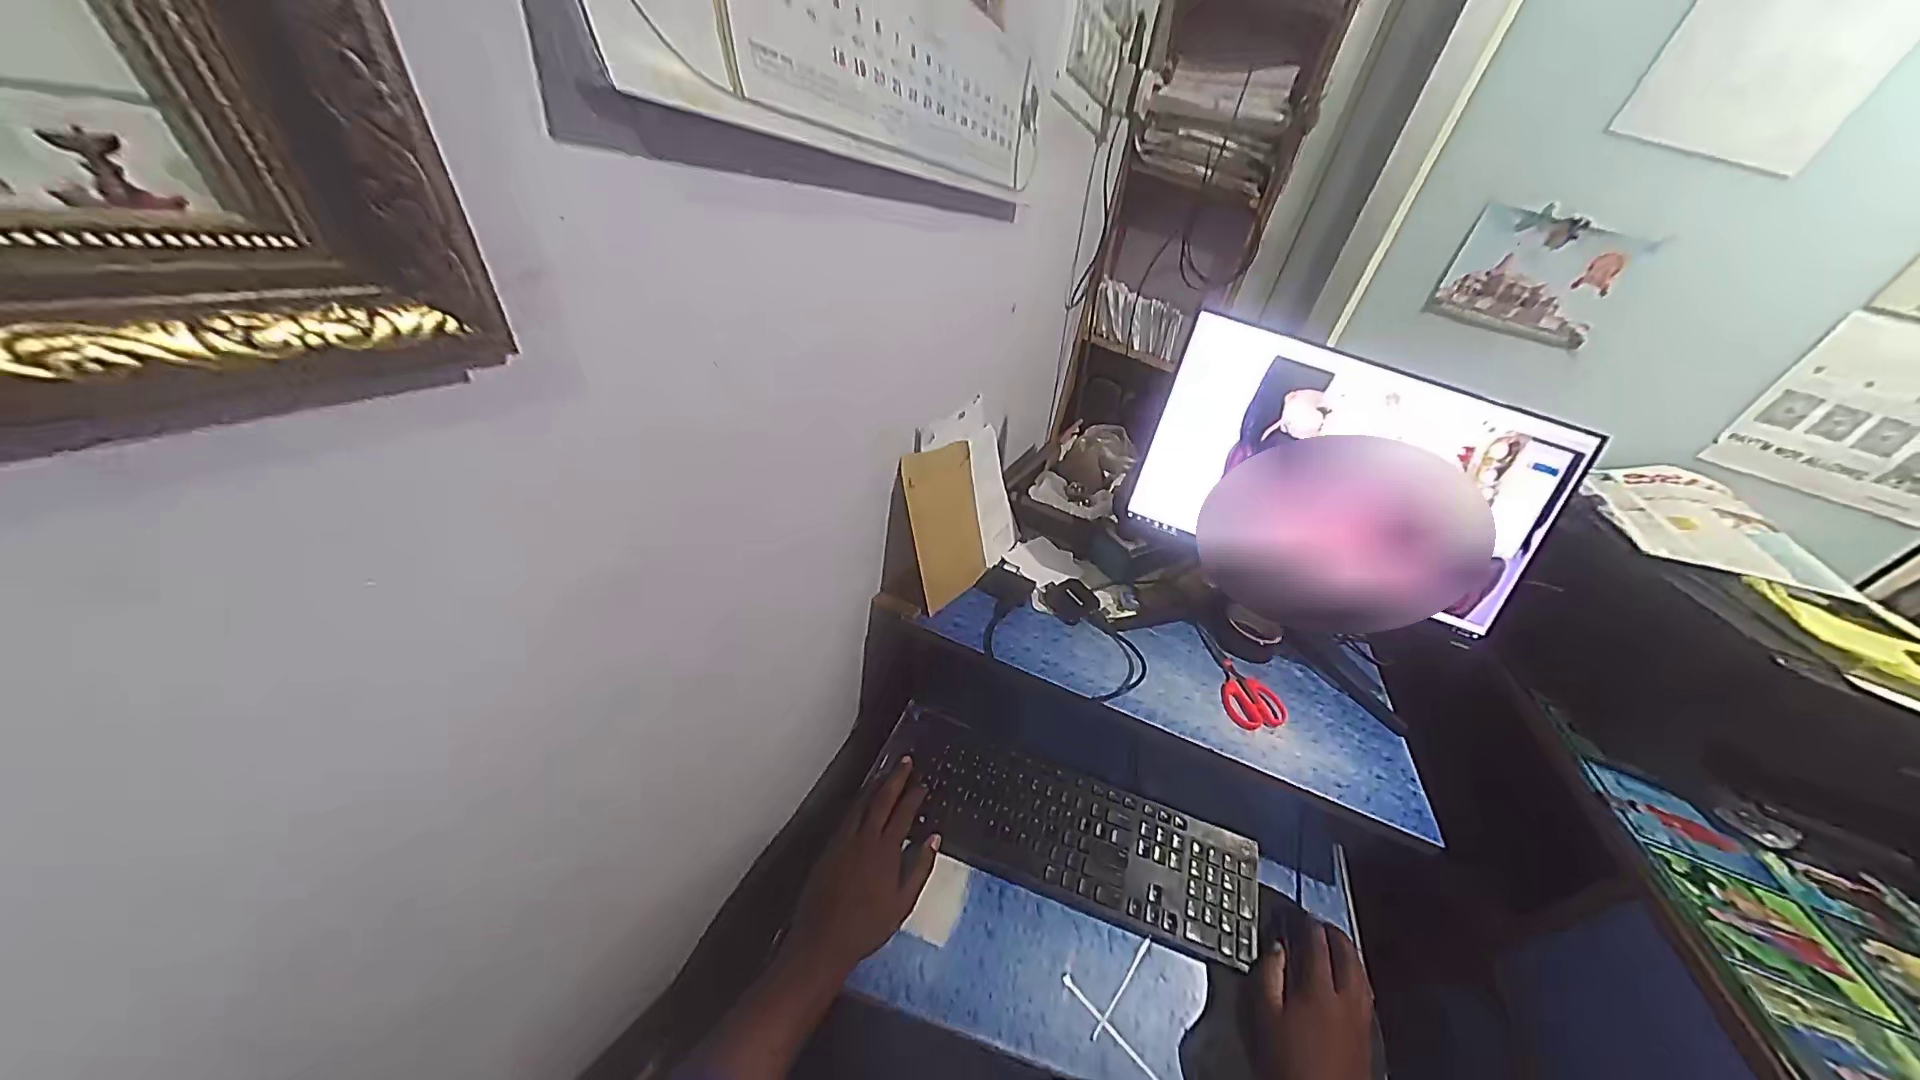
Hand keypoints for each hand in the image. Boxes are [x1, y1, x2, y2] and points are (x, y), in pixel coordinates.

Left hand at [782, 757, 939, 977]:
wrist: (823, 939)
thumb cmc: (867, 926)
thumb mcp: (903, 902)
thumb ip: (920, 866)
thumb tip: (933, 838)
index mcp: (885, 851)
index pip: (903, 813)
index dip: (914, 796)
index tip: (922, 784)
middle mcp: (864, 839)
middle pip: (882, 799)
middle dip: (896, 778)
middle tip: (906, 762)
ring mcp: (844, 840)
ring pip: (862, 803)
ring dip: (875, 785)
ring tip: (885, 773)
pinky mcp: (830, 846)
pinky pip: (847, 814)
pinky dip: (858, 801)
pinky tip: (862, 800)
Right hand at [1253, 918, 1374, 1079]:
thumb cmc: (1285, 1061)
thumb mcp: (1262, 1014)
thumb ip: (1267, 974)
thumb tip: (1276, 947)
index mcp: (1317, 987)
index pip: (1313, 939)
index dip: (1300, 921)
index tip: (1288, 915)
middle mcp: (1346, 995)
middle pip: (1344, 949)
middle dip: (1328, 930)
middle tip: (1310, 923)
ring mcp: (1362, 1015)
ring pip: (1359, 968)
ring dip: (1344, 949)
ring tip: (1328, 942)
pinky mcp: (1368, 1033)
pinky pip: (1364, 987)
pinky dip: (1353, 970)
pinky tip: (1342, 976)